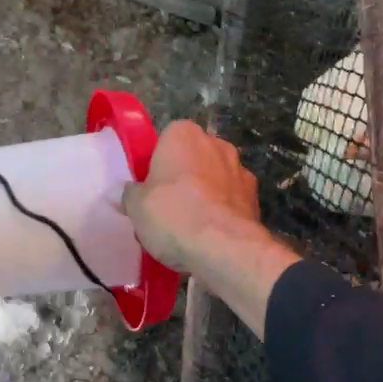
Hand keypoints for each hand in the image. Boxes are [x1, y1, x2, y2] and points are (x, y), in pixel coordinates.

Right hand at [122, 121, 261, 272]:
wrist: (224, 248)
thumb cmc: (173, 215)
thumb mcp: (136, 206)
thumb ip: (130, 194)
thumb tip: (126, 194)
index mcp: (183, 133)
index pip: (165, 140)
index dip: (156, 164)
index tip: (149, 187)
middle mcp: (216, 143)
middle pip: (192, 159)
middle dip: (182, 178)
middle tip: (165, 207)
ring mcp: (241, 170)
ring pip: (214, 180)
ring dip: (204, 195)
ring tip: (188, 228)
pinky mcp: (256, 199)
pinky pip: (230, 202)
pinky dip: (221, 214)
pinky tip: (209, 238)